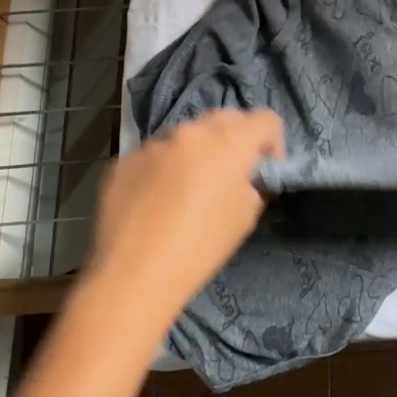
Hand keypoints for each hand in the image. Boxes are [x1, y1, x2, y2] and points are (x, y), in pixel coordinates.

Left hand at [83, 107, 284, 309]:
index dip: (272, 141)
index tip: (264, 168)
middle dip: (235, 139)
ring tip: (188, 188)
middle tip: (230, 173)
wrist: (132, 277)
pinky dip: (164, 168)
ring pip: (187, 135)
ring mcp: (155, 144)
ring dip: (197, 152)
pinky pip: (155, 155)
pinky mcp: (124, 161)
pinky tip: (156, 200)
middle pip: (226, 118)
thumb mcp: (247, 216)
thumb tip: (246, 175)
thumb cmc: (201, 247)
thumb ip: (253, 182)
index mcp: (231, 142)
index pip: (266, 118)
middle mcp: (193, 132)